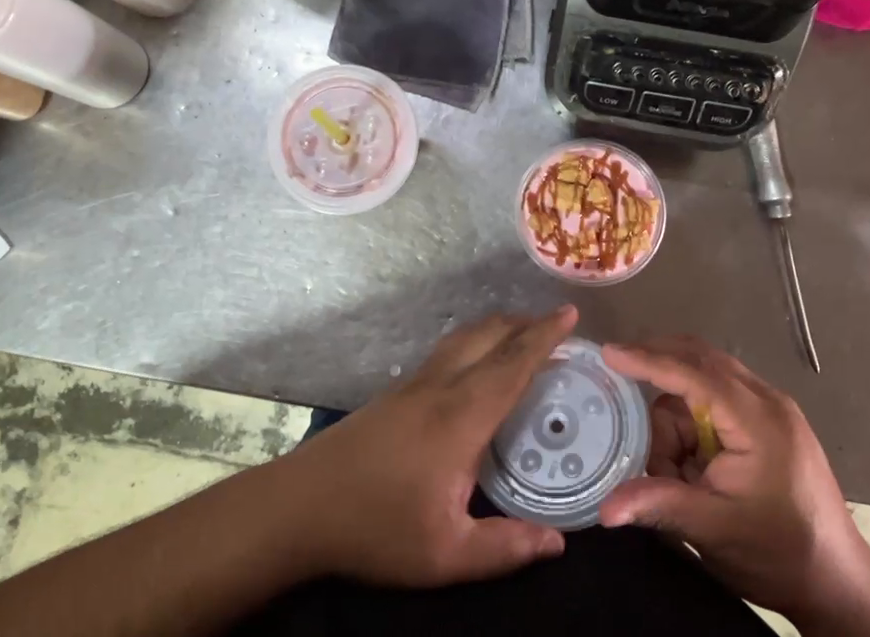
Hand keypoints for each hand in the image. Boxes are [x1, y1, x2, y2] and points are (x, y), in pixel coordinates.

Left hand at [278, 307, 576, 586]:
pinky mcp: (394, 393)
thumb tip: (559, 544)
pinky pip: (446, 351)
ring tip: (524, 332)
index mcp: (460, 417)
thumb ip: (504, 548)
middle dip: (526, 323)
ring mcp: (412, 386)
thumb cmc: (375, 528)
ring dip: (498, 328)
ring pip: (464, 339)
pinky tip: (475, 360)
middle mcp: (439, 388)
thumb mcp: (445, 555)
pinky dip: (475, 341)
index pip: (511, 365)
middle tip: (559, 322)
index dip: (544, 337)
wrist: (299, 506)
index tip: (570, 313)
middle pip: (488, 338)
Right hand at [598, 336, 869, 627]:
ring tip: (670, 469)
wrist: (836, 581)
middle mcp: (767, 402)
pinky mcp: (768, 426)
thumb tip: (604, 509)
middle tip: (616, 380)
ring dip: (675, 416)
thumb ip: (659, 505)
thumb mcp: (713, 529)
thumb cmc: (779, 551)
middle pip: (701, 362)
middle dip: (658, 369)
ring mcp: (771, 411)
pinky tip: (686, 463)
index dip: (649, 361)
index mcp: (758, 420)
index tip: (609, 353)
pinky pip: (717, 403)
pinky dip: (691, 423)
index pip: (695, 373)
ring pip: (704, 384)